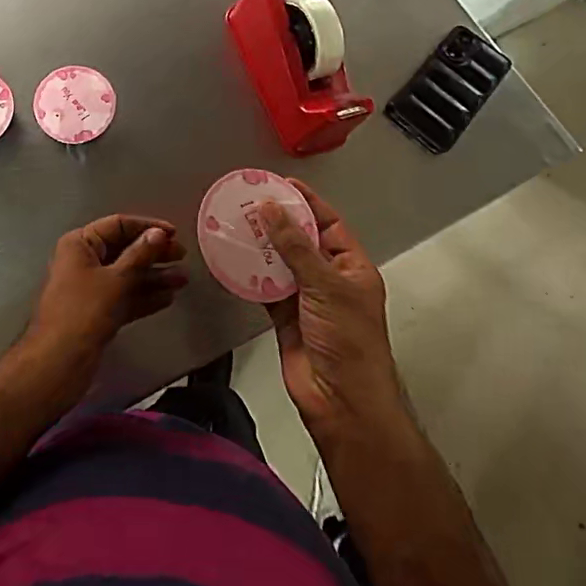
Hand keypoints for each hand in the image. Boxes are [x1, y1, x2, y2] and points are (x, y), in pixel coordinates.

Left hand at [26, 215, 188, 363]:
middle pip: (124, 249)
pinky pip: (125, 296)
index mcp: (80, 244)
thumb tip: (158, 233)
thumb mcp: (116, 279)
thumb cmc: (84, 311)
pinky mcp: (98, 311)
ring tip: (183, 280)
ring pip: (127, 275)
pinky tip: (168, 298)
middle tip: (182, 256)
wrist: (59, 362)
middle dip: (154, 253)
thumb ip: (140, 254)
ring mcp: (91, 288)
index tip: (174, 233)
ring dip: (154, 276)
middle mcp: (84, 261)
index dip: (147, 226)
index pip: (117, 225)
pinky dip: (145, 296)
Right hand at [258, 181, 402, 435]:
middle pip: (301, 242)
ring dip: (261, 247)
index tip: (281, 184)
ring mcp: (306, 299)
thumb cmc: (348, 340)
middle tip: (249, 202)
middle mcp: (330, 279)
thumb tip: (271, 209)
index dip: (307, 203)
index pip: (329, 224)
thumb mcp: (326, 286)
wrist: (341, 401)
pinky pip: (265, 288)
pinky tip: (232, 260)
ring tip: (236, 224)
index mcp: (352, 267)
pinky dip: (250, 275)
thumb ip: (295, 247)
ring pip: (280, 264)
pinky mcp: (284, 317)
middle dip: (277, 222)